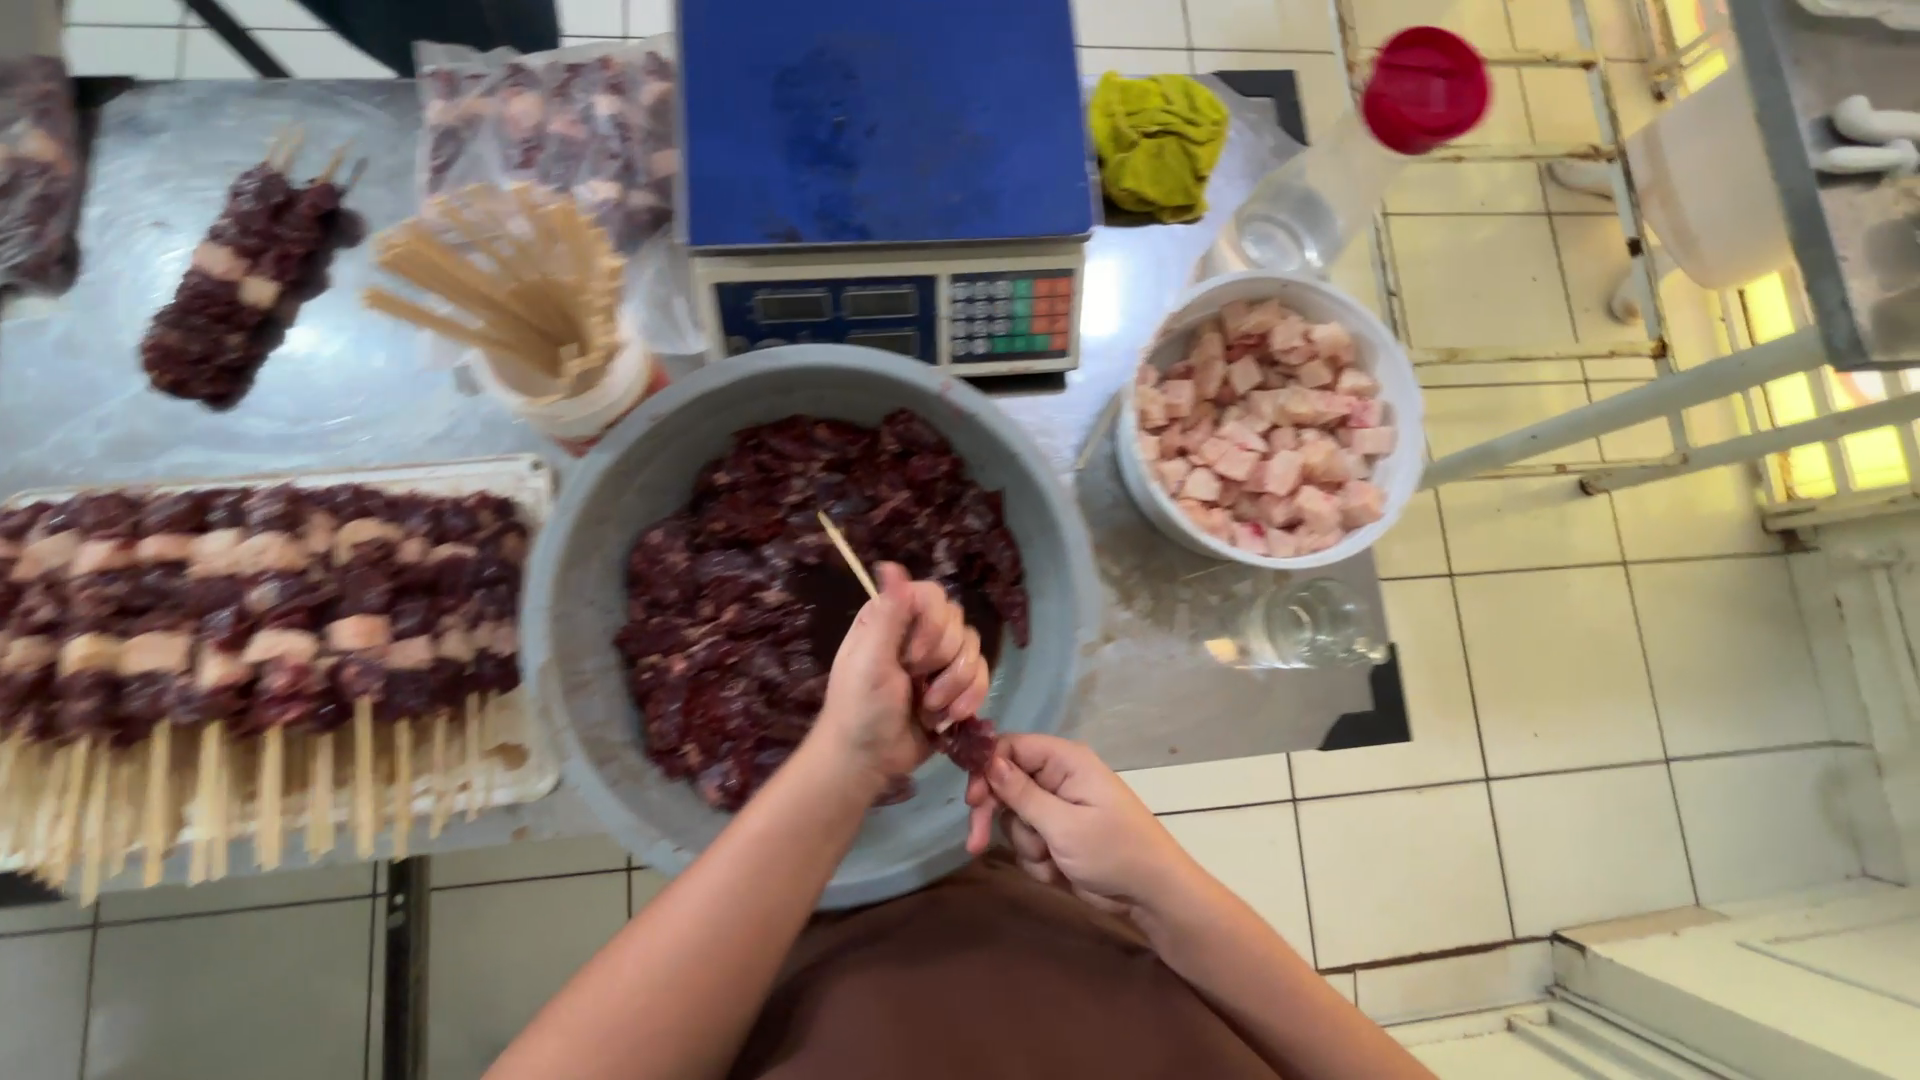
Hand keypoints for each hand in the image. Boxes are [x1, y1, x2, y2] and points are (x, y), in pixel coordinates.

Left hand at [810, 562, 991, 787]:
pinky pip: (982, 676)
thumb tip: (890, 564)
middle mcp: (916, 632)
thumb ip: (887, 613)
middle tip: (916, 684)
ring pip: (974, 650)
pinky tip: (948, 718)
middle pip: (958, 623)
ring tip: (929, 708)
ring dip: (955, 685)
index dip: (932, 625)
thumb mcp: (870, 660)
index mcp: (890, 618)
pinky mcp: (955, 686)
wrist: (868, 760)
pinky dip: (969, 699)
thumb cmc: (860, 708)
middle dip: (942, 661)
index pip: (933, 596)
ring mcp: (939, 660)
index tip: (912, 656)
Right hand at [965, 734, 1200, 918]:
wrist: (1152, 896)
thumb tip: (989, 762)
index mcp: (1066, 760)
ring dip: (1024, 843)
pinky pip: (1028, 840)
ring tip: (1051, 860)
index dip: (986, 769)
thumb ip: (1022, 794)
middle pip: (1004, 782)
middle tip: (977, 843)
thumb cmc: (1115, 852)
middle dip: (996, 815)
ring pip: (1013, 817)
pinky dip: (1036, 859)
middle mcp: (1059, 776)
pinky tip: (1058, 871)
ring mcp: (1058, 806)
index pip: (1010, 747)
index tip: (972, 801)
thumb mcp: (1064, 825)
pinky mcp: (1058, 834)